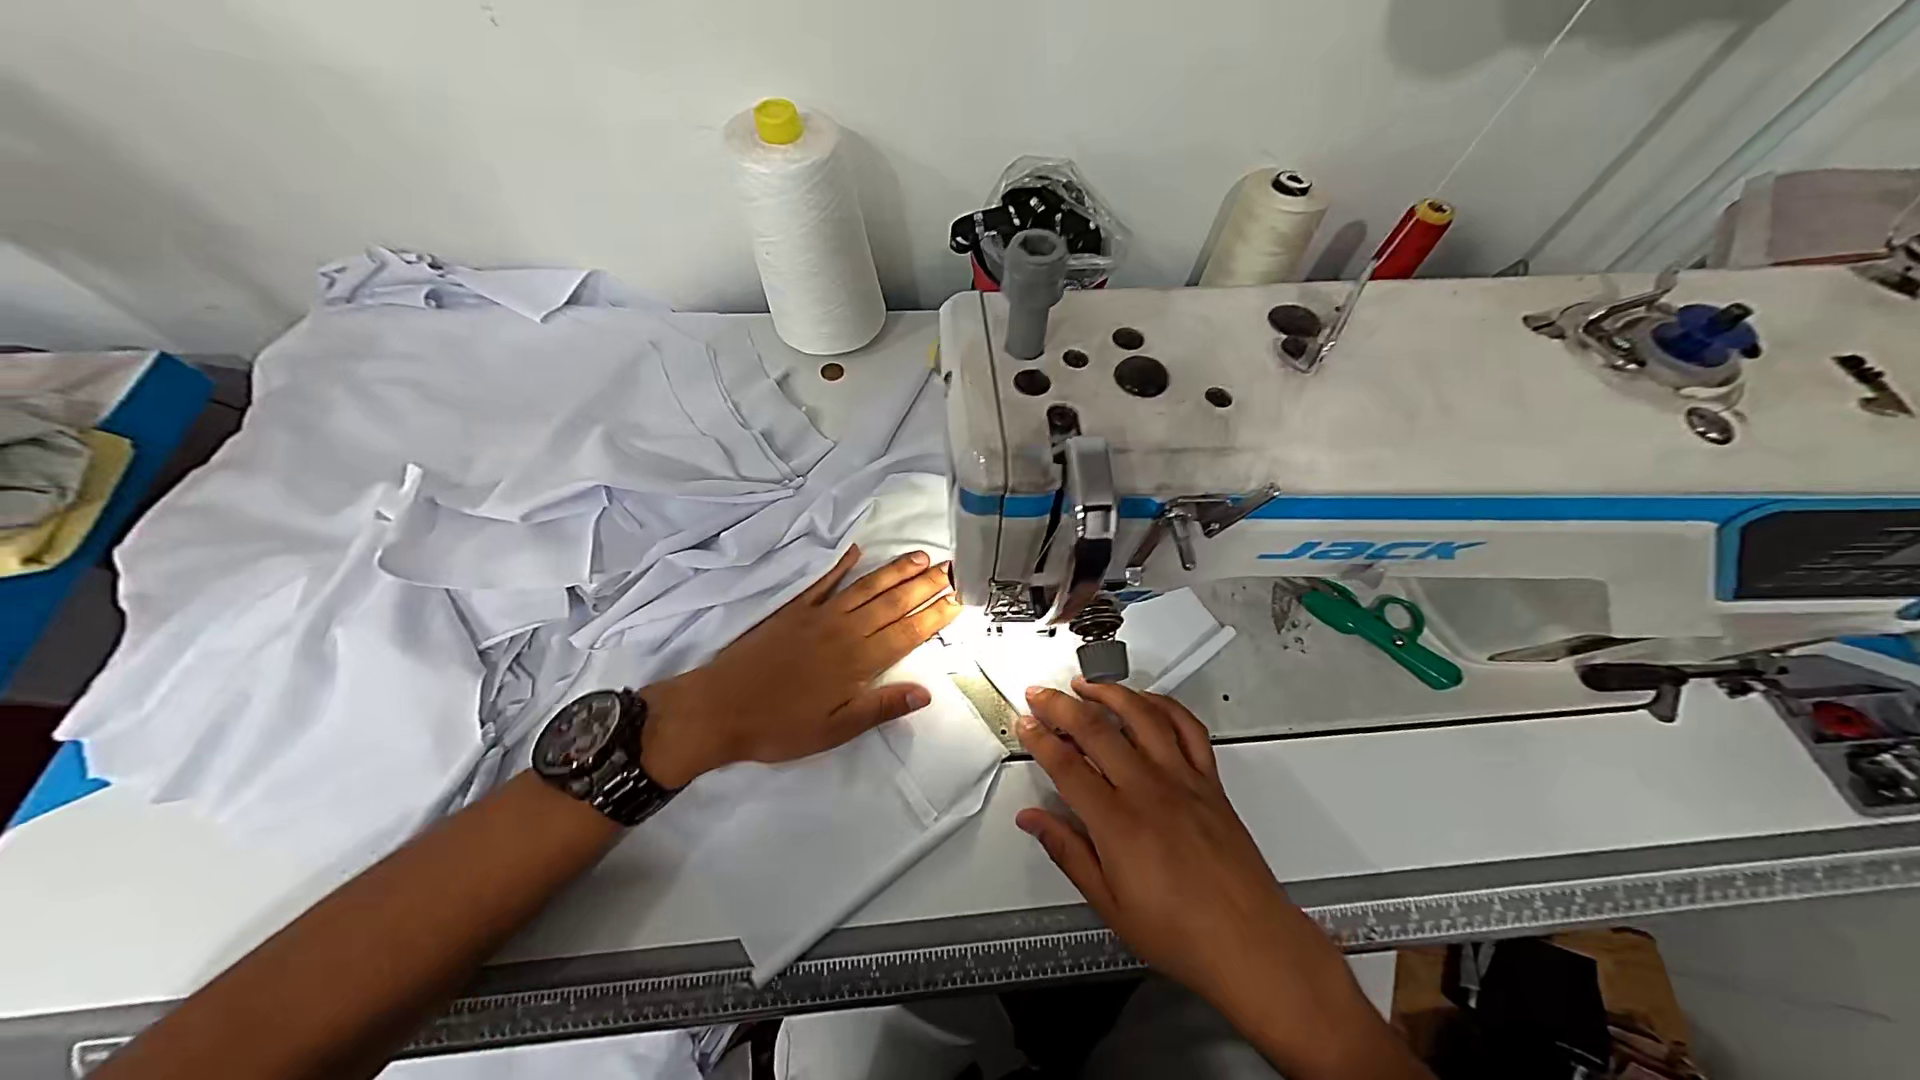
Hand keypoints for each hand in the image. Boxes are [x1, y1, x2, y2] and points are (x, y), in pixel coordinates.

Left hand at [637, 546, 960, 787]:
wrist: (718, 708)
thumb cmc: (778, 726)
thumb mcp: (833, 731)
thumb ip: (880, 707)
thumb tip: (925, 694)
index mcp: (857, 661)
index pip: (907, 632)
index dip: (935, 615)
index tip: (958, 600)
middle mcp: (844, 631)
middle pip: (893, 603)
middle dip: (925, 585)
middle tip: (951, 569)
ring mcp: (818, 615)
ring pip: (866, 587)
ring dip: (895, 571)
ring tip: (920, 557)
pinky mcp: (793, 610)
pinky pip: (823, 582)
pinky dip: (841, 564)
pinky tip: (856, 550)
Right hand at [1016, 682, 1429, 1079]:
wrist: (1252, 945)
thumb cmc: (1185, 934)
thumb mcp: (1108, 902)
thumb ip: (1067, 851)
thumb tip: (1034, 821)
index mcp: (1118, 824)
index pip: (1066, 764)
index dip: (1039, 738)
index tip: (1026, 724)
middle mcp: (1150, 792)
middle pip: (1096, 729)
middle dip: (1060, 705)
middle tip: (1041, 695)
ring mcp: (1183, 781)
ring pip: (1142, 716)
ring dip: (1110, 692)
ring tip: (1087, 684)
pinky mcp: (1210, 782)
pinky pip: (1188, 729)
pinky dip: (1165, 706)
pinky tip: (1148, 700)